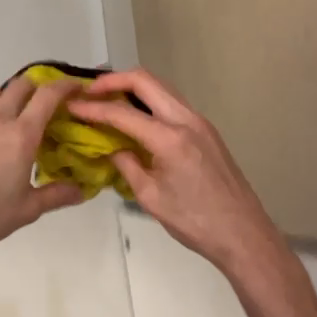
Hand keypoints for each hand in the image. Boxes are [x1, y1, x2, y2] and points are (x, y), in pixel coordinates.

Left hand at [0, 79, 86, 256]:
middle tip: (42, 101)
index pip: (47, 96)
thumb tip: (80, 191)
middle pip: (18, 85)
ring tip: (8, 115)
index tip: (74, 86)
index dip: (63, 86)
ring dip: (4, 96)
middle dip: (34, 87)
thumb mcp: (28, 209)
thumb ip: (56, 195)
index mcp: (21, 135)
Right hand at [67, 69, 286, 272]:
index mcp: (170, 139)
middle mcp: (186, 120)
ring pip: (160, 87)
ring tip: (107, 98)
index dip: (93, 108)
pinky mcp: (207, 130)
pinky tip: (135, 116)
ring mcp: (200, 122)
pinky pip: (172, 102)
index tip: (71, 105)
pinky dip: (149, 100)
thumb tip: (111, 147)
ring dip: (132, 86)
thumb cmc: (196, 223)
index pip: (122, 112)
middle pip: (144, 80)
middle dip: (112, 80)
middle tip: (88, 91)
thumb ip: (126, 165)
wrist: (246, 236)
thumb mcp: (151, 198)